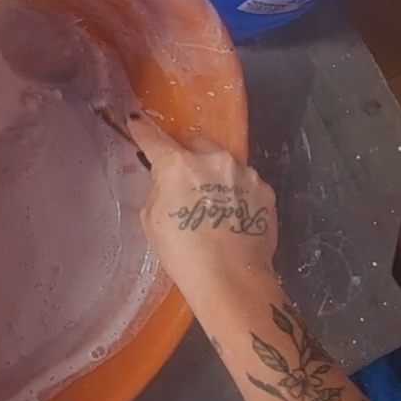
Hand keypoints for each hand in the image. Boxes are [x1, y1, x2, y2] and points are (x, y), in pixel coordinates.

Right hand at [128, 116, 280, 306]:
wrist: (231, 280)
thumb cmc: (183, 253)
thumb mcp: (152, 220)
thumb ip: (160, 189)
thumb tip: (170, 181)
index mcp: (179, 165)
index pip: (153, 138)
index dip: (141, 129)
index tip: (135, 119)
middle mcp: (215, 160)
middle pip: (195, 145)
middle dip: (187, 158)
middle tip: (184, 185)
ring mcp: (245, 174)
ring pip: (223, 163)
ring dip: (215, 176)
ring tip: (213, 208)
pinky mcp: (265, 191)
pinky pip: (244, 183)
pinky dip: (236, 193)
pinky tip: (232, 217)